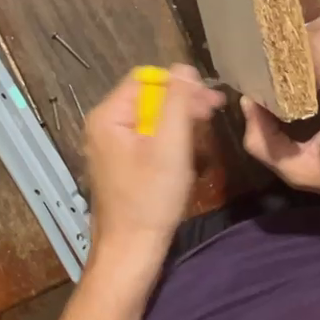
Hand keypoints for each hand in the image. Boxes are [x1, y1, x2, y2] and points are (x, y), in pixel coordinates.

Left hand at [85, 64, 225, 268]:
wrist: (132, 250)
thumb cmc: (151, 198)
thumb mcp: (170, 144)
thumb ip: (178, 101)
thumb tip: (184, 68)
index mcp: (108, 116)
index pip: (147, 79)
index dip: (180, 84)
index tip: (210, 100)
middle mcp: (104, 126)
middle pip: (149, 98)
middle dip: (183, 104)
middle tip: (215, 114)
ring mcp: (110, 147)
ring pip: (151, 120)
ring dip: (180, 124)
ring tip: (203, 138)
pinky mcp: (121, 165)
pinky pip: (148, 140)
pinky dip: (170, 143)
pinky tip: (188, 156)